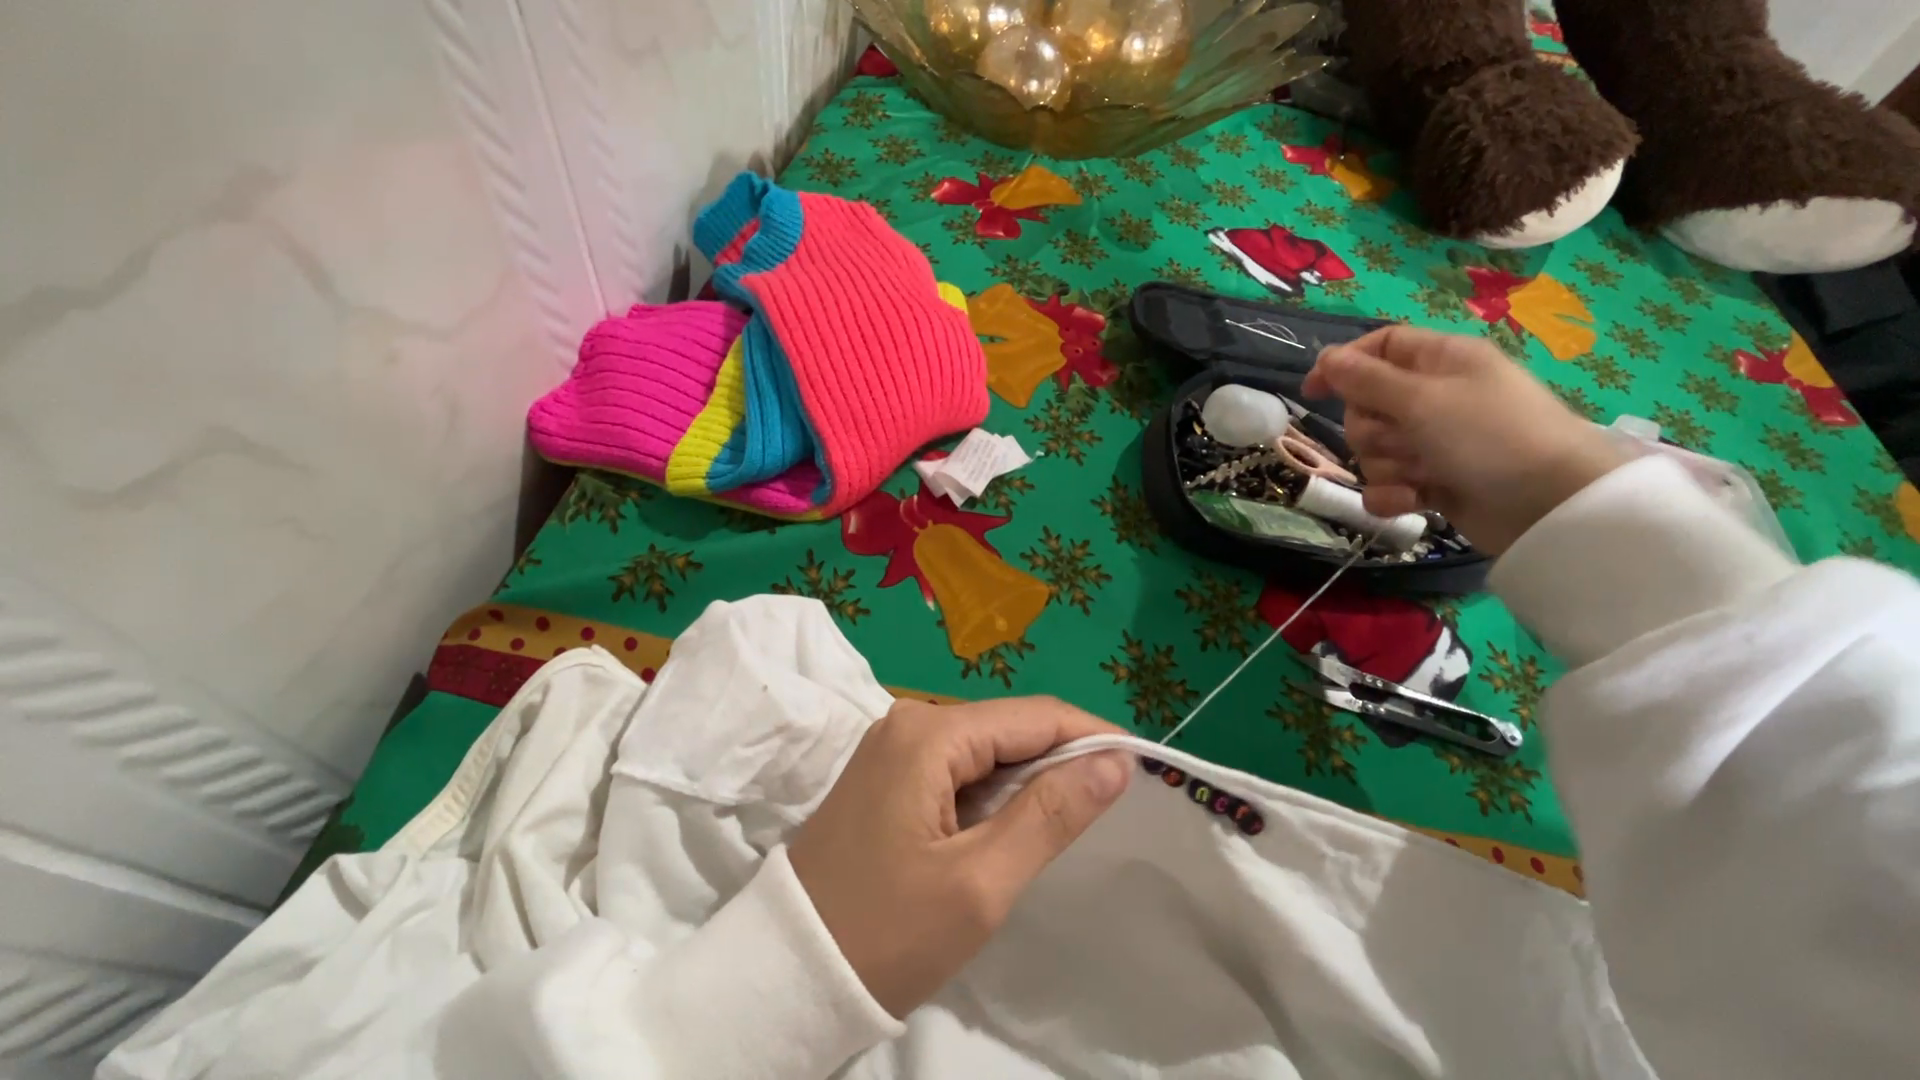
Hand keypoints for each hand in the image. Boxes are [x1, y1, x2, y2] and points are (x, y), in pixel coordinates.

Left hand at [789, 697, 1130, 1017]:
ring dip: (1028, 784)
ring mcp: (893, 748)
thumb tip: (1116, 761)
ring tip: (1060, 831)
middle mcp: (909, 721)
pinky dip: (993, 796)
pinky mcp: (887, 776)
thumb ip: (1050, 814)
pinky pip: (958, 770)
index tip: (1144, 772)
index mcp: (928, 733)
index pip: (1035, 716)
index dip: (1094, 738)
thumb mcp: (980, 882)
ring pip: (987, 751)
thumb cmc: (886, 933)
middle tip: (1104, 815)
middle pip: (1010, 728)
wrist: (791, 971)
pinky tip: (1007, 833)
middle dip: (1061, 763)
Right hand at [1304, 326, 1630, 554]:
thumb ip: (1366, 380)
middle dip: (1372, 429)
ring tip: (1422, 475)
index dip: (1344, 365)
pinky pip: (1387, 485)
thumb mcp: (1422, 399)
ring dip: (1387, 466)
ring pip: (1374, 450)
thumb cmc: (1488, 435)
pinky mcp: (1433, 483)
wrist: (1548, 504)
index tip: (1313, 391)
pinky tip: (1416, 501)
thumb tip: (1326, 358)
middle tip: (1402, 439)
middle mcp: (1435, 397)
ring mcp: (1434, 443)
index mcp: (1441, 361)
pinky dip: (1395, 495)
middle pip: (1368, 405)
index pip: (1380, 347)